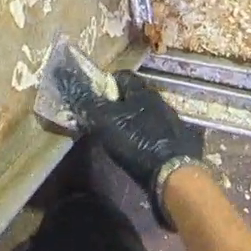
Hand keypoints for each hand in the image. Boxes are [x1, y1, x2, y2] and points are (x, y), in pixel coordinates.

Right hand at [60, 69, 202, 227]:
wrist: (175, 174)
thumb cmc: (137, 142)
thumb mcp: (105, 122)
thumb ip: (88, 102)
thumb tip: (68, 81)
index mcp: (143, 92)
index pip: (123, 76)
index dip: (107, 82)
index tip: (95, 95)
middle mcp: (161, 102)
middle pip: (137, 95)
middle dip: (121, 103)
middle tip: (106, 117)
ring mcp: (174, 122)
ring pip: (149, 114)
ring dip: (137, 120)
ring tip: (123, 135)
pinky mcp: (182, 142)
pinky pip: (161, 132)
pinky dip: (150, 136)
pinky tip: (142, 149)